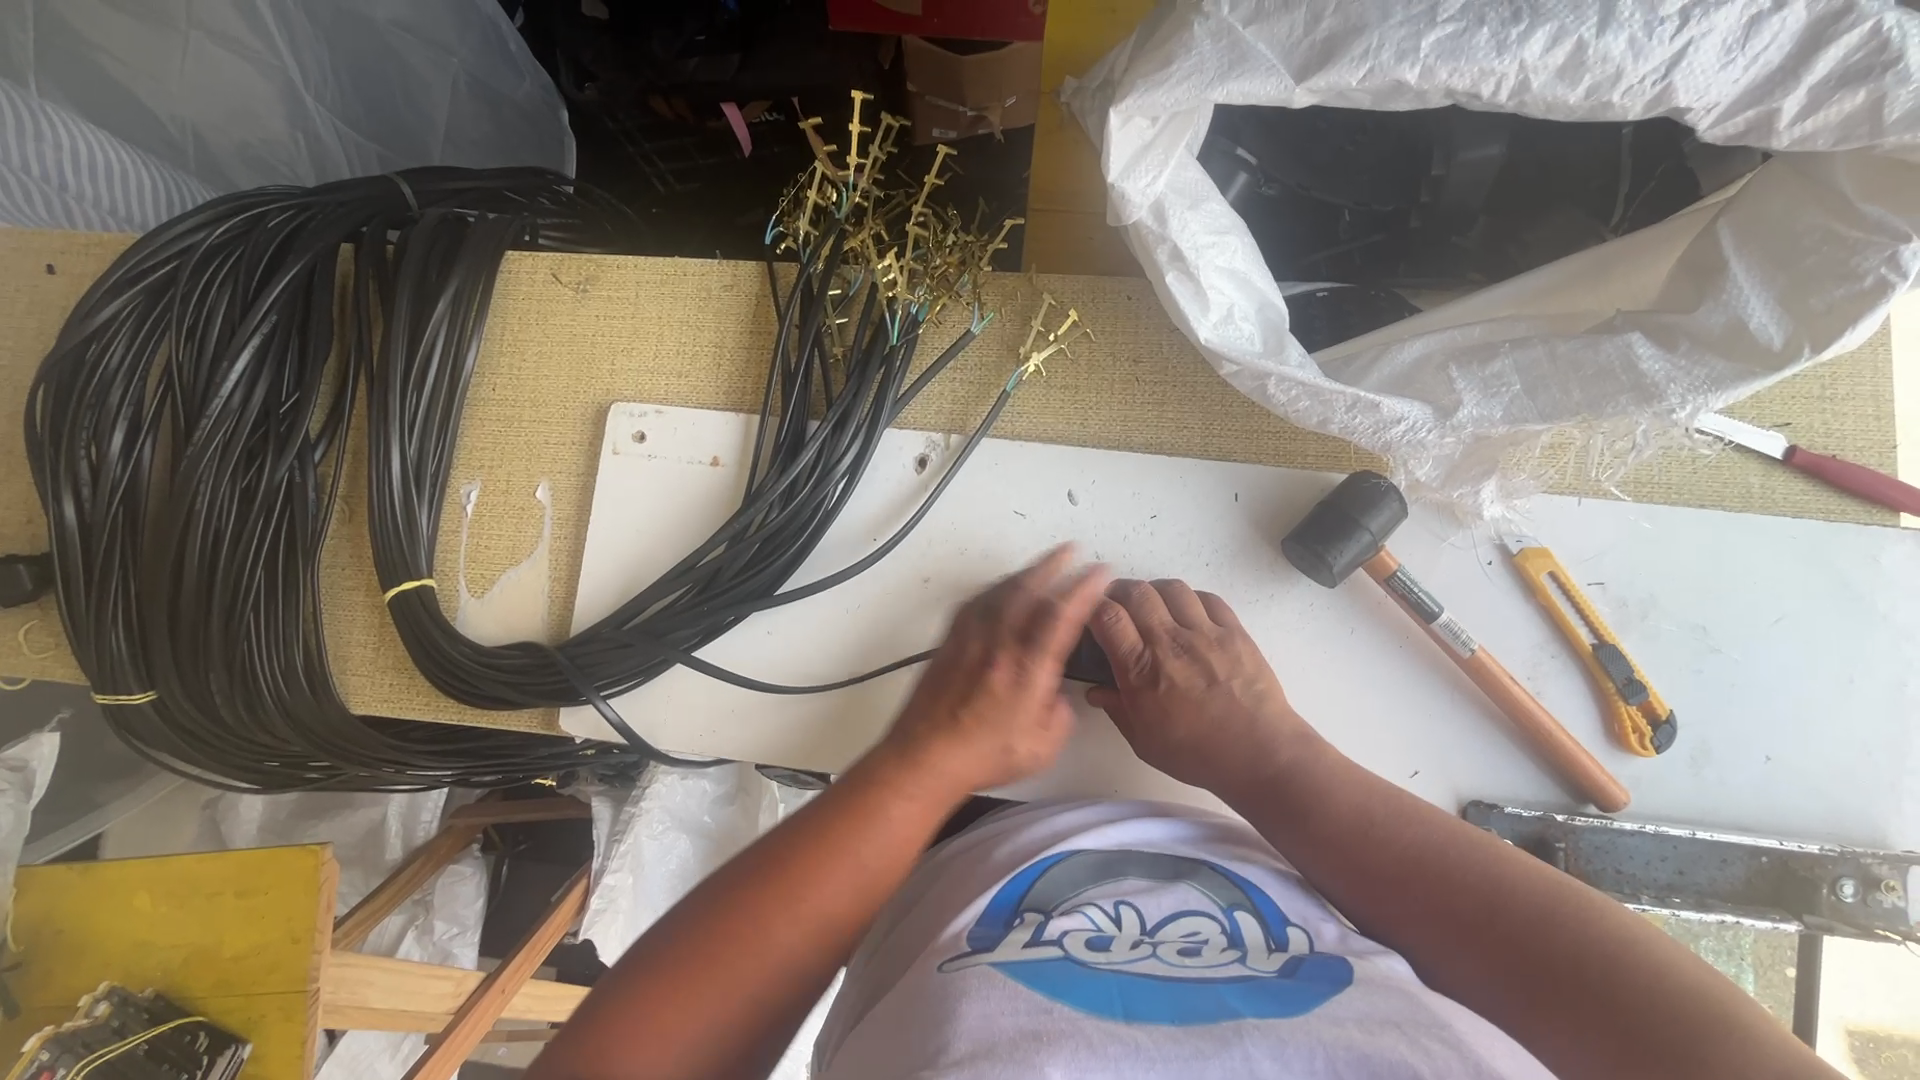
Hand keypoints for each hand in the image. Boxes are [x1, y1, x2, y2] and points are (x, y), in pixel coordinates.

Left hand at [872, 545, 1110, 798]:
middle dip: (1056, 565)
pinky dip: (994, 587)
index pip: (1061, 615)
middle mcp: (999, 647)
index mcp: (1027, 670)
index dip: (1084, 588)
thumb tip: (1058, 699)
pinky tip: (1001, 585)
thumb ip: (1059, 716)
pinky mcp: (950, 642)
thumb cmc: (978, 756)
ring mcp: (971, 640)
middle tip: (1074, 551)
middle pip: (1030, 591)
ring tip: (1044, 561)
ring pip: (1001, 591)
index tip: (1099, 572)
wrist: (925, 757)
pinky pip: (975, 602)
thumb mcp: (1041, 747)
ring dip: (1027, 571)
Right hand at [1086, 579, 1322, 795]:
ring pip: (1171, 587)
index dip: (1092, 606)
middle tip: (1116, 604)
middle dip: (1119, 590)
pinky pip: (1207, 598)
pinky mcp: (1234, 632)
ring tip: (1152, 606)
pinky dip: (1190, 598)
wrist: (1259, 754)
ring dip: (1154, 591)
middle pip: (1136, 591)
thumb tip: (1096, 692)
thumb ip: (1117, 709)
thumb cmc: (1197, 753)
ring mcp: (1205, 633)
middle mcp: (1169, 642)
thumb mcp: (1143, 741)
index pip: (1107, 616)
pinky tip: (1187, 613)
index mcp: (1140, 669)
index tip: (1090, 614)